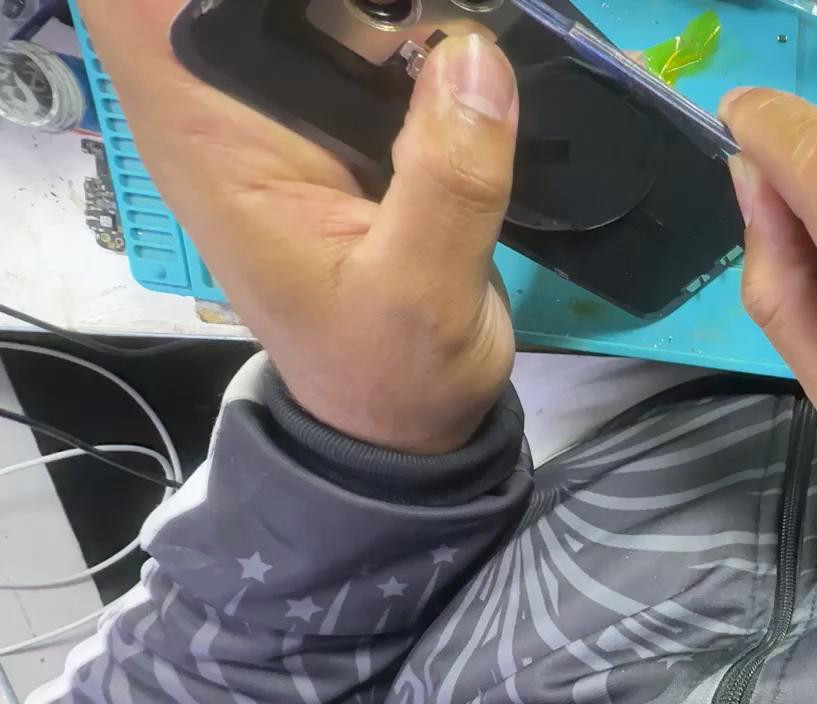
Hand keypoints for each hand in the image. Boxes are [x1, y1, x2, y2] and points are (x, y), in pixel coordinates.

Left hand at [77, 0, 519, 453]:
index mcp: (212, 132)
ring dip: (391, 15)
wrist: (412, 421)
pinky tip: (469, 62)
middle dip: (345, 0)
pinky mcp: (357, 143)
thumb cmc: (396, 368)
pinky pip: (374, 64)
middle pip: (249, 0)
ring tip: (461, 28)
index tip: (358, 5)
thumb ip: (450, 179)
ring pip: (317, 16)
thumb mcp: (424, 288)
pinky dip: (419, 48)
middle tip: (439, 17)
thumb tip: (477, 55)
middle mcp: (237, 107)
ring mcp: (300, 122)